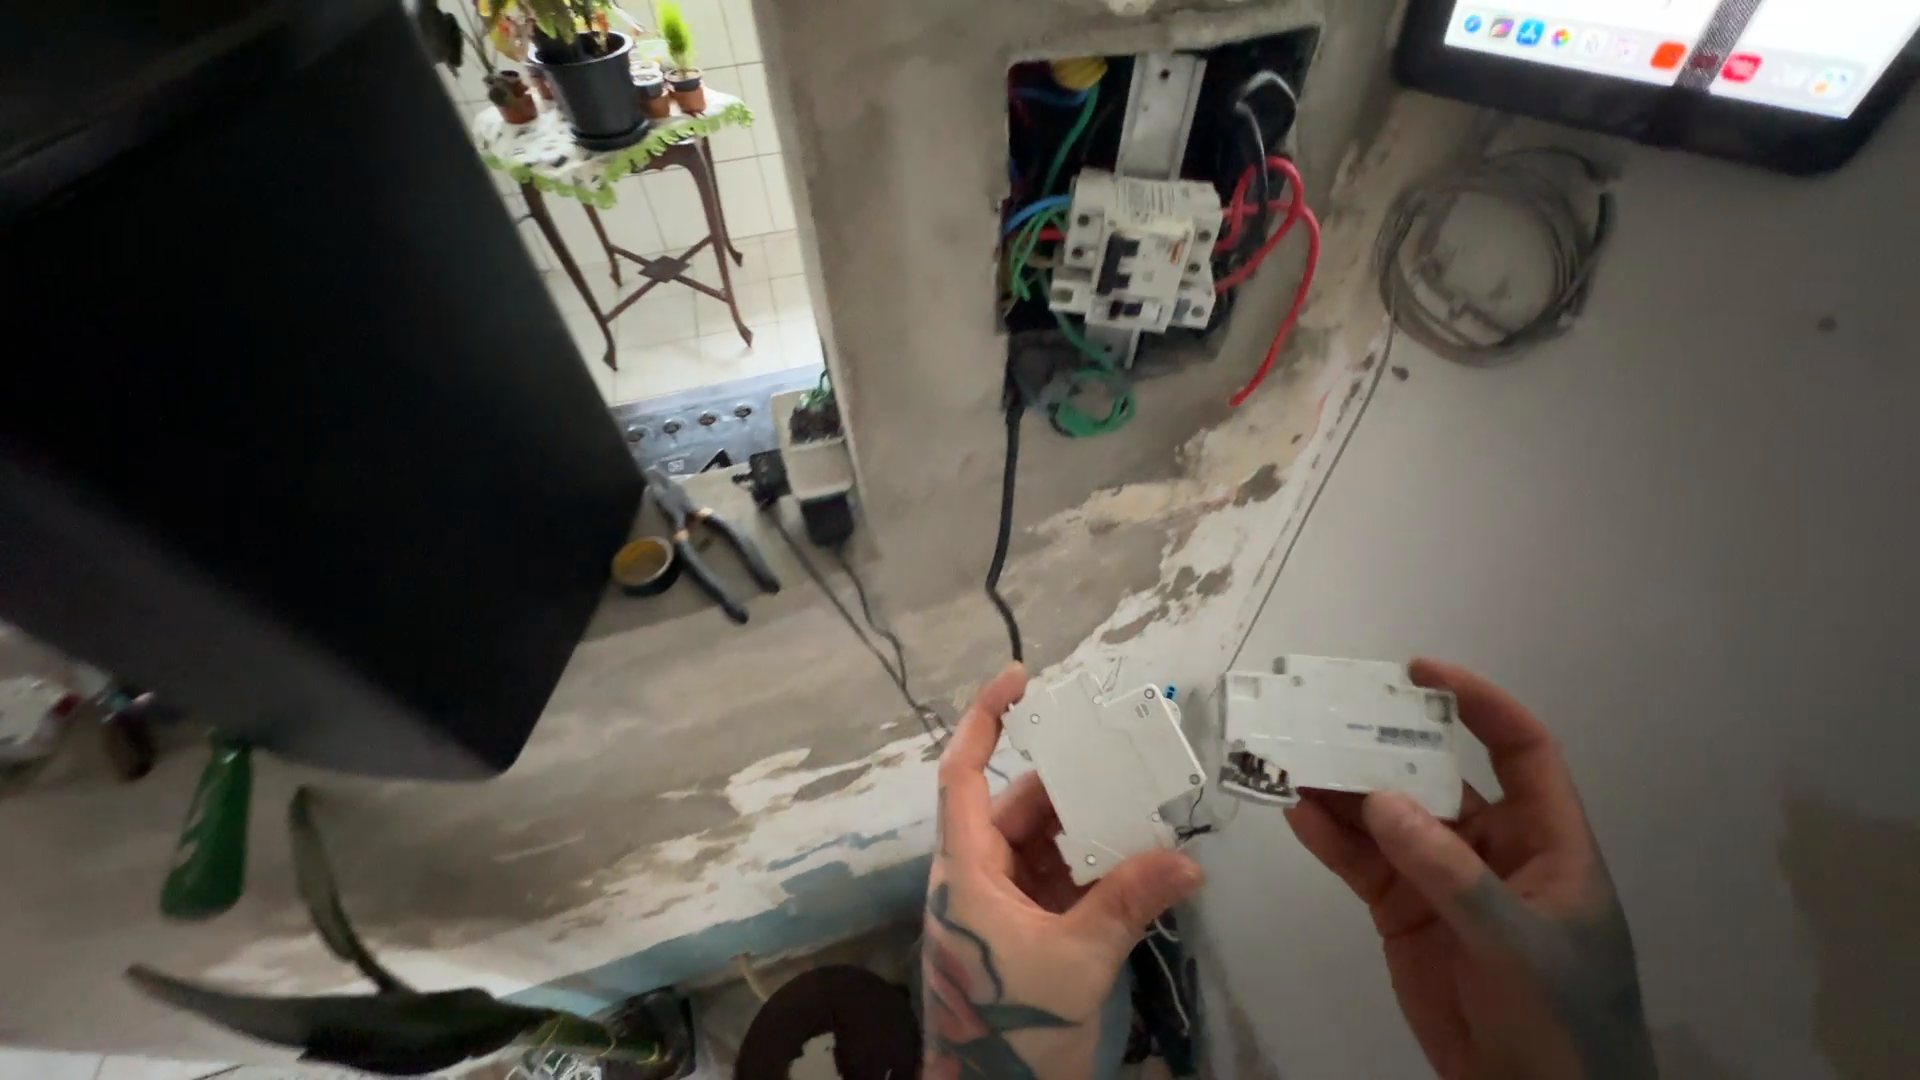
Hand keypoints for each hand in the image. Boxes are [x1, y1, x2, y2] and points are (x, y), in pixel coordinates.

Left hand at [923, 663, 1205, 1079]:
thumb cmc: (1013, 1028)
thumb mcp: (1075, 962)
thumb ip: (1128, 903)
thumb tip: (1188, 860)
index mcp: (967, 865)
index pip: (964, 772)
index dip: (984, 718)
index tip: (1019, 677)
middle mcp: (977, 872)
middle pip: (1020, 807)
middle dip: (1070, 784)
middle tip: (1122, 756)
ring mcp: (1000, 903)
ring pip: (1043, 844)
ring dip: (1088, 829)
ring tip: (1141, 806)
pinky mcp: (1023, 930)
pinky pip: (1057, 880)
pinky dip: (1092, 869)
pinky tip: (1135, 862)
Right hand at [1286, 658, 1654, 1079]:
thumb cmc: (1560, 1021)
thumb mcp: (1515, 947)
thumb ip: (1448, 872)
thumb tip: (1380, 799)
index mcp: (1542, 842)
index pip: (1519, 751)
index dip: (1477, 703)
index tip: (1420, 671)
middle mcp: (1486, 845)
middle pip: (1428, 774)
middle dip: (1378, 743)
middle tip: (1323, 714)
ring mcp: (1435, 874)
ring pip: (1381, 813)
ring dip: (1337, 788)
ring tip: (1289, 760)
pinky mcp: (1397, 906)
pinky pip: (1356, 858)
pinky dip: (1325, 837)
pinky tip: (1294, 813)